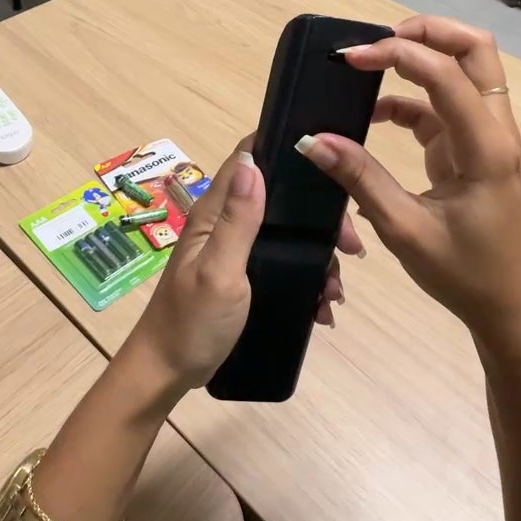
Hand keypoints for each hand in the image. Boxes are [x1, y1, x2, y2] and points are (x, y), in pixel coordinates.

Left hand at [124, 142, 360, 393]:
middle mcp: (225, 222)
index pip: (248, 158)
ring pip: (287, 233)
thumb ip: (238, 219)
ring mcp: (235, 249)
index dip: (284, 149)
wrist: (170, 371)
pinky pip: (284, 263)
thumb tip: (254, 163)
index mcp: (214, 212)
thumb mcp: (219, 270)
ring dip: (318, 253)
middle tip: (350, 245)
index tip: (329, 160)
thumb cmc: (192, 321)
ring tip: (336, 289)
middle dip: (318, 215)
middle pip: (279, 197)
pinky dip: (307, 277)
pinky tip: (322, 304)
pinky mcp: (244, 275)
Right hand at [294, 16, 520, 342]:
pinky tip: (373, 113)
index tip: (349, 58)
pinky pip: (441, 105)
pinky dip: (409, 97)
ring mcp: (483, 137)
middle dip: (426, 32)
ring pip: (463, 70)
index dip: (397, 55)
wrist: (509, 308)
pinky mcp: (470, 149)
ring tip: (368, 63)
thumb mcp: (404, 229)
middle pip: (475, 50)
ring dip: (420, 56)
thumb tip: (313, 140)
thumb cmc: (464, 273)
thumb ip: (359, 179)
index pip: (447, 75)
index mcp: (485, 148)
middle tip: (376, 40)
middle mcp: (493, 130)